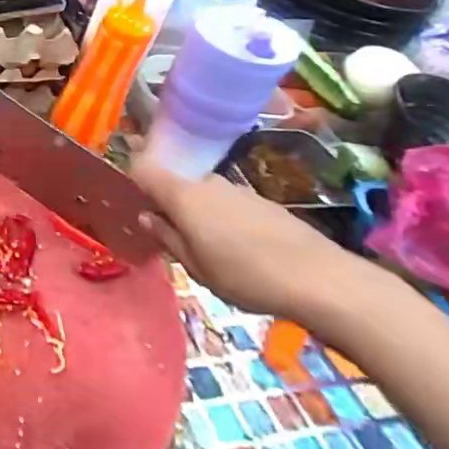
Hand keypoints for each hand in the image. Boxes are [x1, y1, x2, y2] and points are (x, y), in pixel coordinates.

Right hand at [132, 153, 382, 323]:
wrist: (319, 278)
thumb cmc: (244, 275)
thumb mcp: (196, 266)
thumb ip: (167, 237)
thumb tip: (146, 216)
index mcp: (184, 196)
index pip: (146, 170)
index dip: (133, 178)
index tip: (128, 197)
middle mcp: (208, 184)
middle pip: (176, 182)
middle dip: (166, 201)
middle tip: (164, 231)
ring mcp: (238, 190)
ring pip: (203, 194)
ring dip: (196, 211)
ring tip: (201, 244)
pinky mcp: (262, 202)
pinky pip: (227, 203)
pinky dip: (220, 217)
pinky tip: (234, 247)